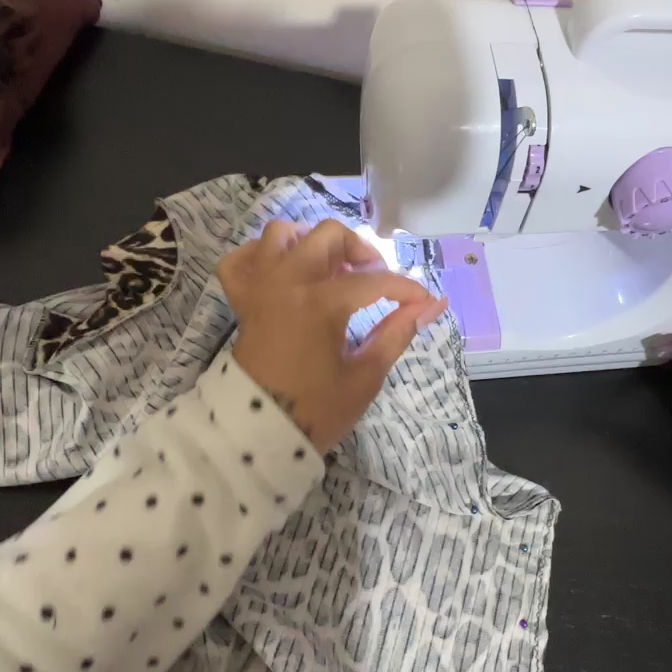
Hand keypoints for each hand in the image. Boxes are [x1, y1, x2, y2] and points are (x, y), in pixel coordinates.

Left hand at [222, 219, 447, 451]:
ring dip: (311, 243)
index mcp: (320, 302)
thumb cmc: (316, 411)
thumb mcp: (364, 376)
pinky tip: (284, 271)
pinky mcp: (242, 301)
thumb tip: (431, 305)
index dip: (405, 289)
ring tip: (330, 270)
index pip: (373, 280)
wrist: (257, 436)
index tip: (424, 301)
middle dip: (359, 251)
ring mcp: (260, 288)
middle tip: (374, 279)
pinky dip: (261, 256)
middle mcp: (287, 282)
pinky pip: (240, 260)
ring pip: (281, 235)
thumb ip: (397, 333)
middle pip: (327, 236)